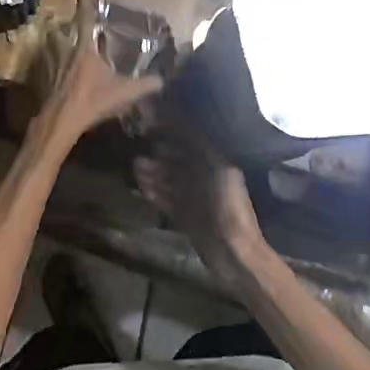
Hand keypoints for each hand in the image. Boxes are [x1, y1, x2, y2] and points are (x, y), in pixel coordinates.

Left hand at [36, 1, 163, 141]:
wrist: (62, 120)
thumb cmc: (92, 100)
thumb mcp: (123, 93)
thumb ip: (144, 85)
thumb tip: (162, 79)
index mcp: (85, 50)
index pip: (85, 20)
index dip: (85, 4)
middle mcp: (67, 52)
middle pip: (65, 32)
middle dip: (69, 28)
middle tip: (77, 26)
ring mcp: (54, 65)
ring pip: (56, 48)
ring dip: (60, 46)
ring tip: (69, 49)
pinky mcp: (48, 80)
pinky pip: (54, 66)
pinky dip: (59, 66)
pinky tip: (67, 76)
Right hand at [134, 134, 265, 293]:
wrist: (233, 249)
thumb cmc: (229, 204)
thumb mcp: (219, 166)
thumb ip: (201, 143)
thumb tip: (183, 120)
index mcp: (215, 164)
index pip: (189, 145)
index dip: (171, 138)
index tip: (153, 131)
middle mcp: (204, 179)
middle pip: (175, 163)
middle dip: (158, 158)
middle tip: (140, 154)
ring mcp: (193, 198)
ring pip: (168, 182)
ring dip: (152, 175)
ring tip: (136, 169)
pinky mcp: (185, 217)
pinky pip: (166, 201)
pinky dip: (154, 195)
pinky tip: (143, 190)